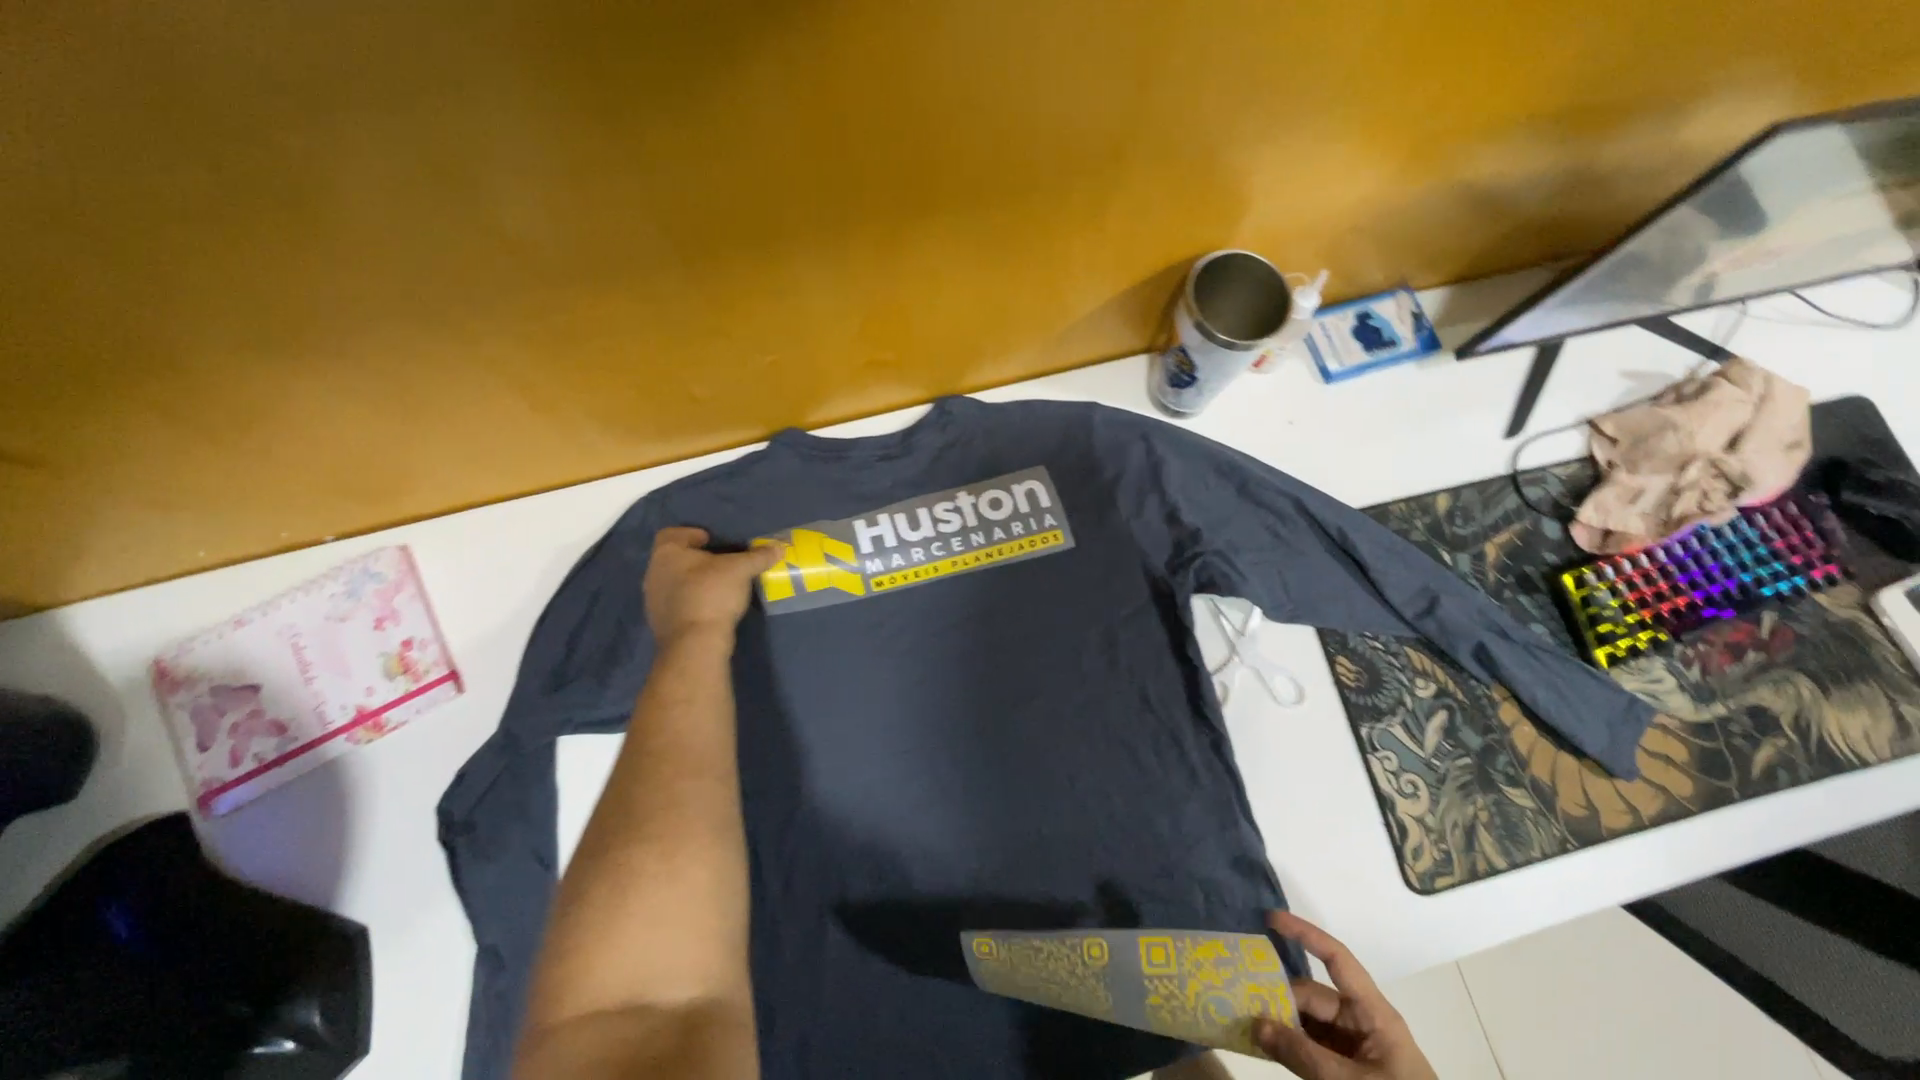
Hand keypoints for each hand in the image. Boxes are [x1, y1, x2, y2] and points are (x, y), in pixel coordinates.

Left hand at [643, 527, 783, 646]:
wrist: (695, 642)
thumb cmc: (712, 593)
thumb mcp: (741, 570)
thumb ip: (758, 557)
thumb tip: (778, 548)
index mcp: (666, 553)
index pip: (671, 533)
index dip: (691, 533)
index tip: (709, 540)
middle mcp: (653, 573)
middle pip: (672, 559)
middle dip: (694, 559)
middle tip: (718, 563)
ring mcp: (653, 600)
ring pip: (673, 582)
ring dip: (691, 582)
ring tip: (716, 587)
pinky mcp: (659, 623)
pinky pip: (675, 604)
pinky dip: (690, 602)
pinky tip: (709, 608)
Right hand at [1253, 911, 1437, 1079]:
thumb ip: (1303, 1055)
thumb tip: (1256, 1024)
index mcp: (1373, 1014)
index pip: (1337, 960)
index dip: (1306, 935)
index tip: (1269, 918)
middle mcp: (1359, 1024)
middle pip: (1311, 996)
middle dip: (1277, 995)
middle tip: (1237, 998)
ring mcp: (1350, 1051)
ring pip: (1305, 1023)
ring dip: (1277, 1022)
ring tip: (1237, 1019)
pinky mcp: (1341, 1073)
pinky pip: (1306, 1049)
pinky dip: (1284, 1046)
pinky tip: (1257, 1046)